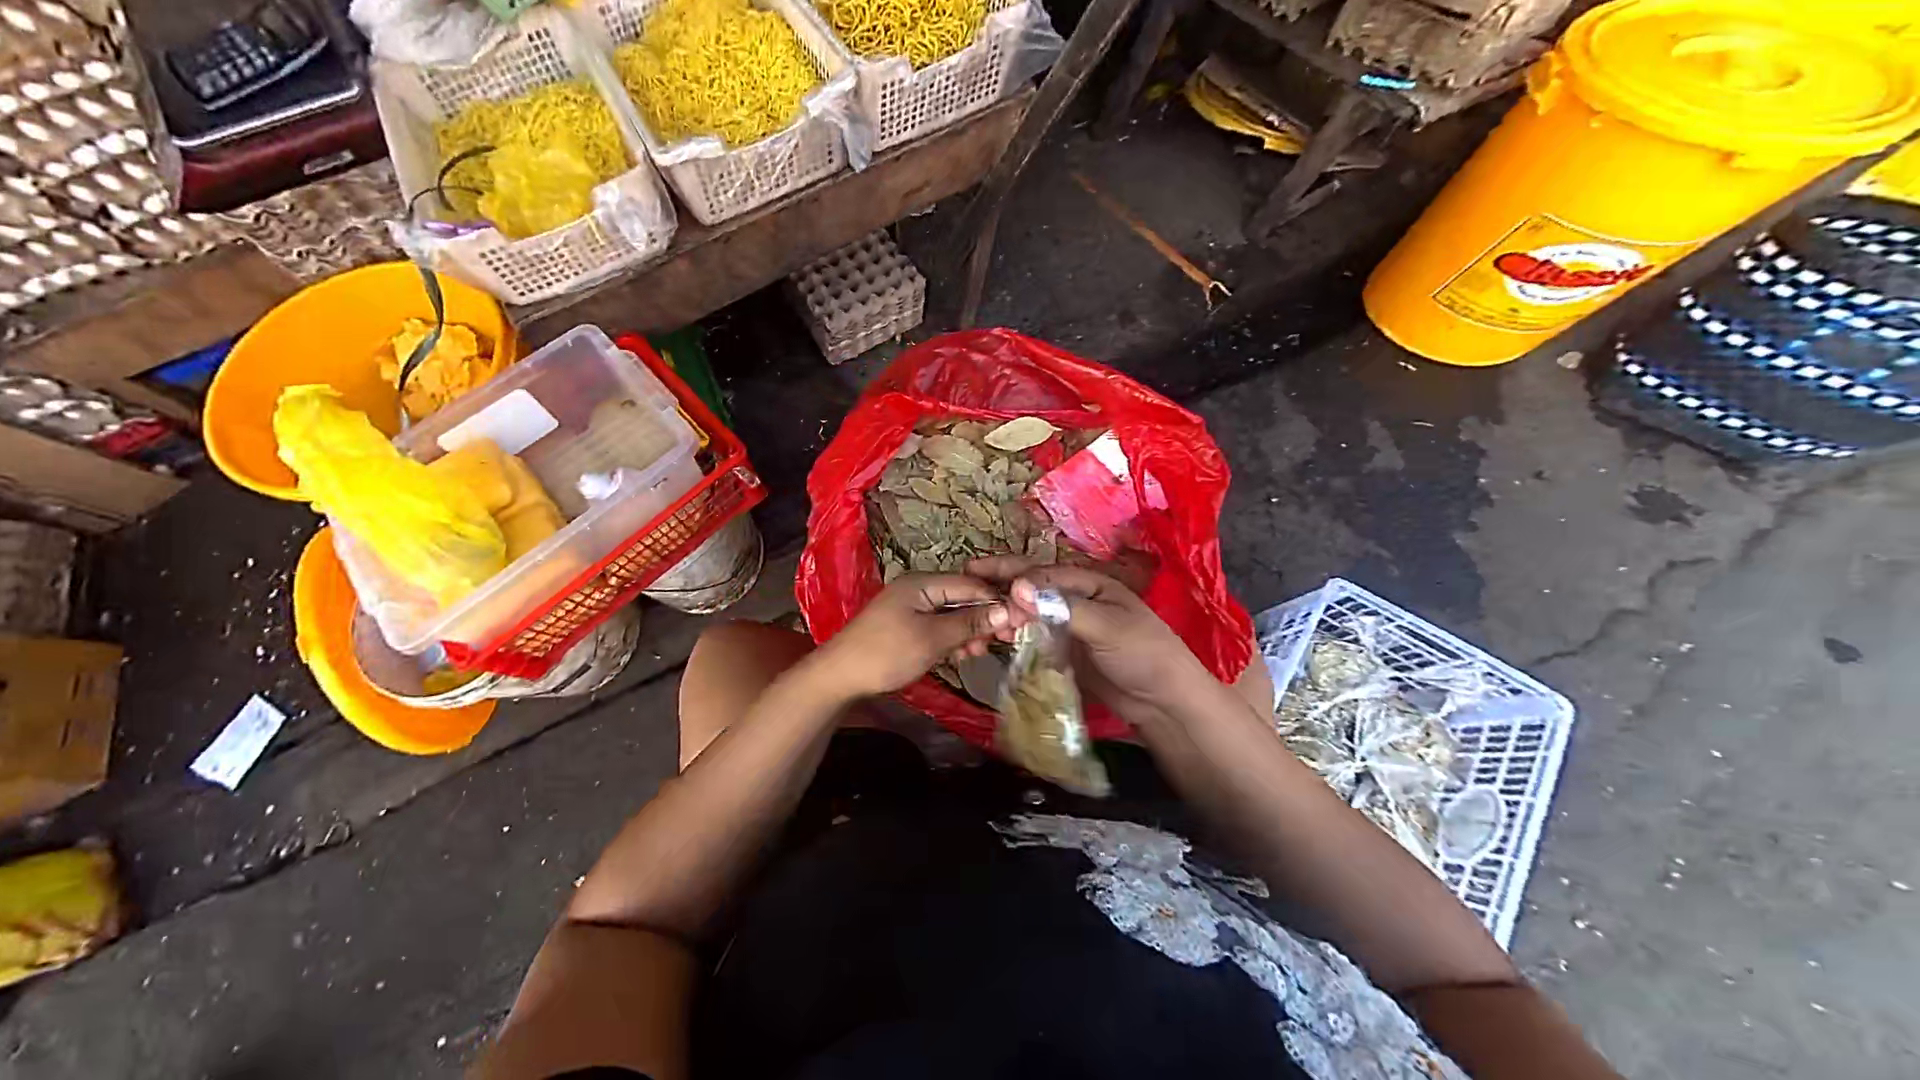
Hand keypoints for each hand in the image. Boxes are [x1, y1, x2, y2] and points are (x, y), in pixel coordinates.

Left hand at [809, 574, 1010, 698]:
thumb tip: (1006, 611)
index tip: (1020, 621)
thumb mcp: (933, 638)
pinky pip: (939, 626)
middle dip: (983, 617)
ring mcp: (912, 608)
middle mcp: (919, 589)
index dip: (996, 601)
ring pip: (953, 614)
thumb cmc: (887, 653)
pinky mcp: (908, 626)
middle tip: (1001, 641)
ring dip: (969, 631)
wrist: (840, 677)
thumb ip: (969, 622)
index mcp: (923, 583)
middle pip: (963, 597)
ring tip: (978, 652)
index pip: (971, 583)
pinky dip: (953, 639)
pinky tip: (962, 655)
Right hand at [967, 556, 1209, 718]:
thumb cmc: (1144, 653)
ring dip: (1005, 611)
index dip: (1011, 575)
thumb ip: (1062, 607)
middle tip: (965, 581)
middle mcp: (1076, 599)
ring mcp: (1069, 626)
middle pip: (1032, 587)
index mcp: (1089, 583)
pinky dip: (1015, 635)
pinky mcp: (1065, 652)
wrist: (1164, 702)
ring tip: (979, 617)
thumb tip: (1016, 589)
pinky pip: (1033, 637)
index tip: (979, 580)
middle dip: (1000, 583)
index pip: (1042, 573)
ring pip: (1029, 611)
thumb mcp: (1107, 626)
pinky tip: (998, 639)